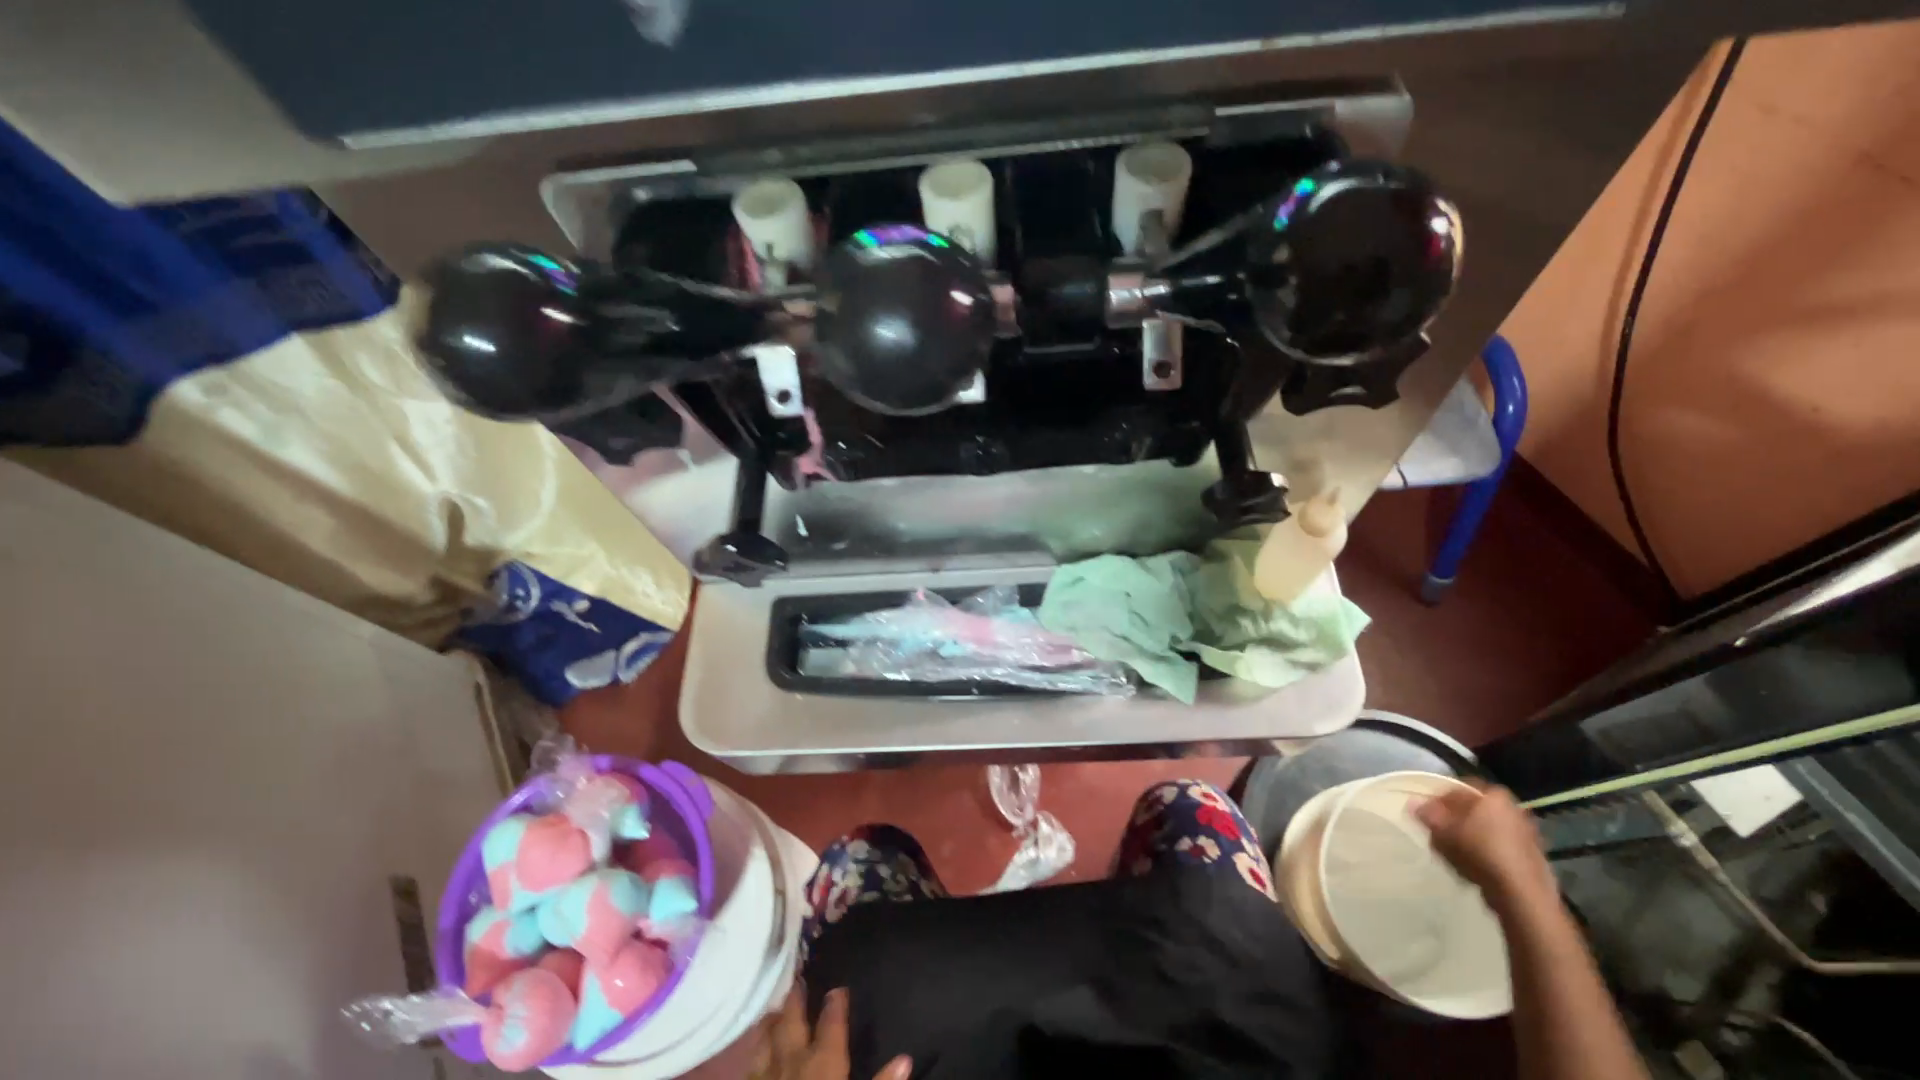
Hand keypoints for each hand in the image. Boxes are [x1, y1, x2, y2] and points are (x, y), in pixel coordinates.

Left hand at [751, 984, 911, 1079]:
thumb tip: (904, 1059)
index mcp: (823, 1066)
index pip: (831, 1025)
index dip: (835, 1004)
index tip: (838, 986)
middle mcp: (792, 1063)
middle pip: (792, 1023)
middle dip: (796, 1001)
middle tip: (800, 979)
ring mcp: (765, 1078)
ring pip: (766, 1040)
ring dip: (772, 1021)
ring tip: (776, 1006)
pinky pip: (750, 1065)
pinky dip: (756, 1049)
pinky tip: (757, 1050)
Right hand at [1413, 784, 1555, 911]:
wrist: (1521, 892)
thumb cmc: (1479, 853)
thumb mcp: (1443, 832)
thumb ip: (1427, 814)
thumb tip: (1414, 803)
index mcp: (1493, 795)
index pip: (1457, 789)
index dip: (1437, 801)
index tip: (1425, 816)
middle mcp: (1512, 807)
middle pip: (1473, 810)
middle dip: (1454, 821)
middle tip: (1437, 835)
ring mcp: (1525, 831)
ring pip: (1486, 829)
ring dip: (1469, 838)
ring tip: (1453, 855)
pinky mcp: (1531, 854)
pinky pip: (1499, 846)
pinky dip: (1485, 852)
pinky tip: (1474, 867)